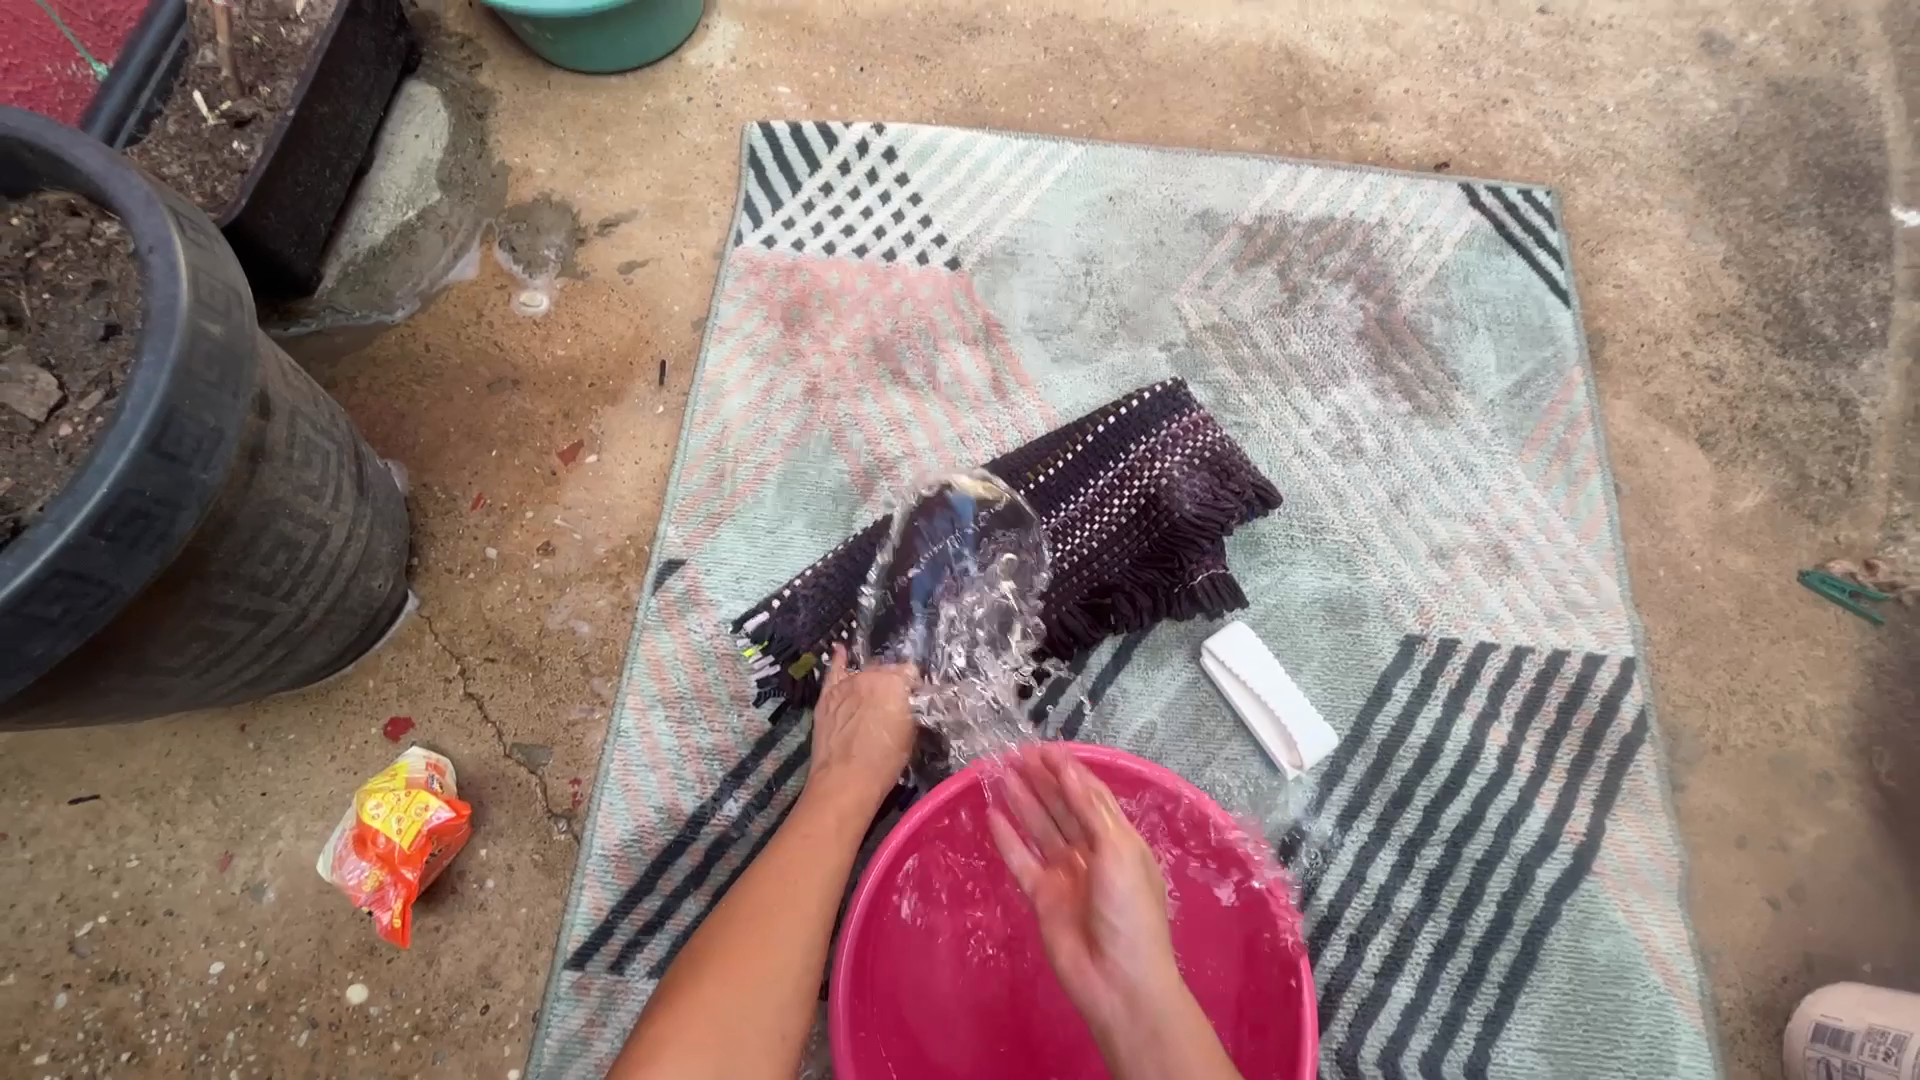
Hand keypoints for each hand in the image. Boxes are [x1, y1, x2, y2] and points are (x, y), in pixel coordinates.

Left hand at [806, 645, 916, 811]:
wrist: (845, 780)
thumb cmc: (884, 762)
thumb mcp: (910, 734)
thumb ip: (911, 709)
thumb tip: (911, 701)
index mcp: (896, 683)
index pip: (911, 673)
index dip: (914, 687)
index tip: (914, 700)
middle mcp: (871, 675)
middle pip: (887, 670)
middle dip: (893, 682)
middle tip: (895, 703)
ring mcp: (846, 683)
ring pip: (864, 672)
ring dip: (872, 680)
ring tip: (875, 694)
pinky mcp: (828, 694)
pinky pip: (835, 671)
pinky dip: (839, 661)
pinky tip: (841, 649)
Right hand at [988, 745, 1242, 1079]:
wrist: (1119, 982)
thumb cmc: (1129, 911)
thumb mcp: (1120, 851)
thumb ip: (1091, 810)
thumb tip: (1069, 772)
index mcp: (1118, 839)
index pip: (1089, 795)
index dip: (1068, 770)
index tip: (1043, 748)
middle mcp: (1091, 852)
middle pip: (1062, 807)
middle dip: (1042, 780)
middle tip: (1015, 755)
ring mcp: (1065, 875)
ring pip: (1040, 829)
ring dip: (1022, 801)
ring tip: (1000, 774)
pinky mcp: (1042, 897)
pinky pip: (1021, 861)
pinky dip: (1008, 839)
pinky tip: (992, 815)